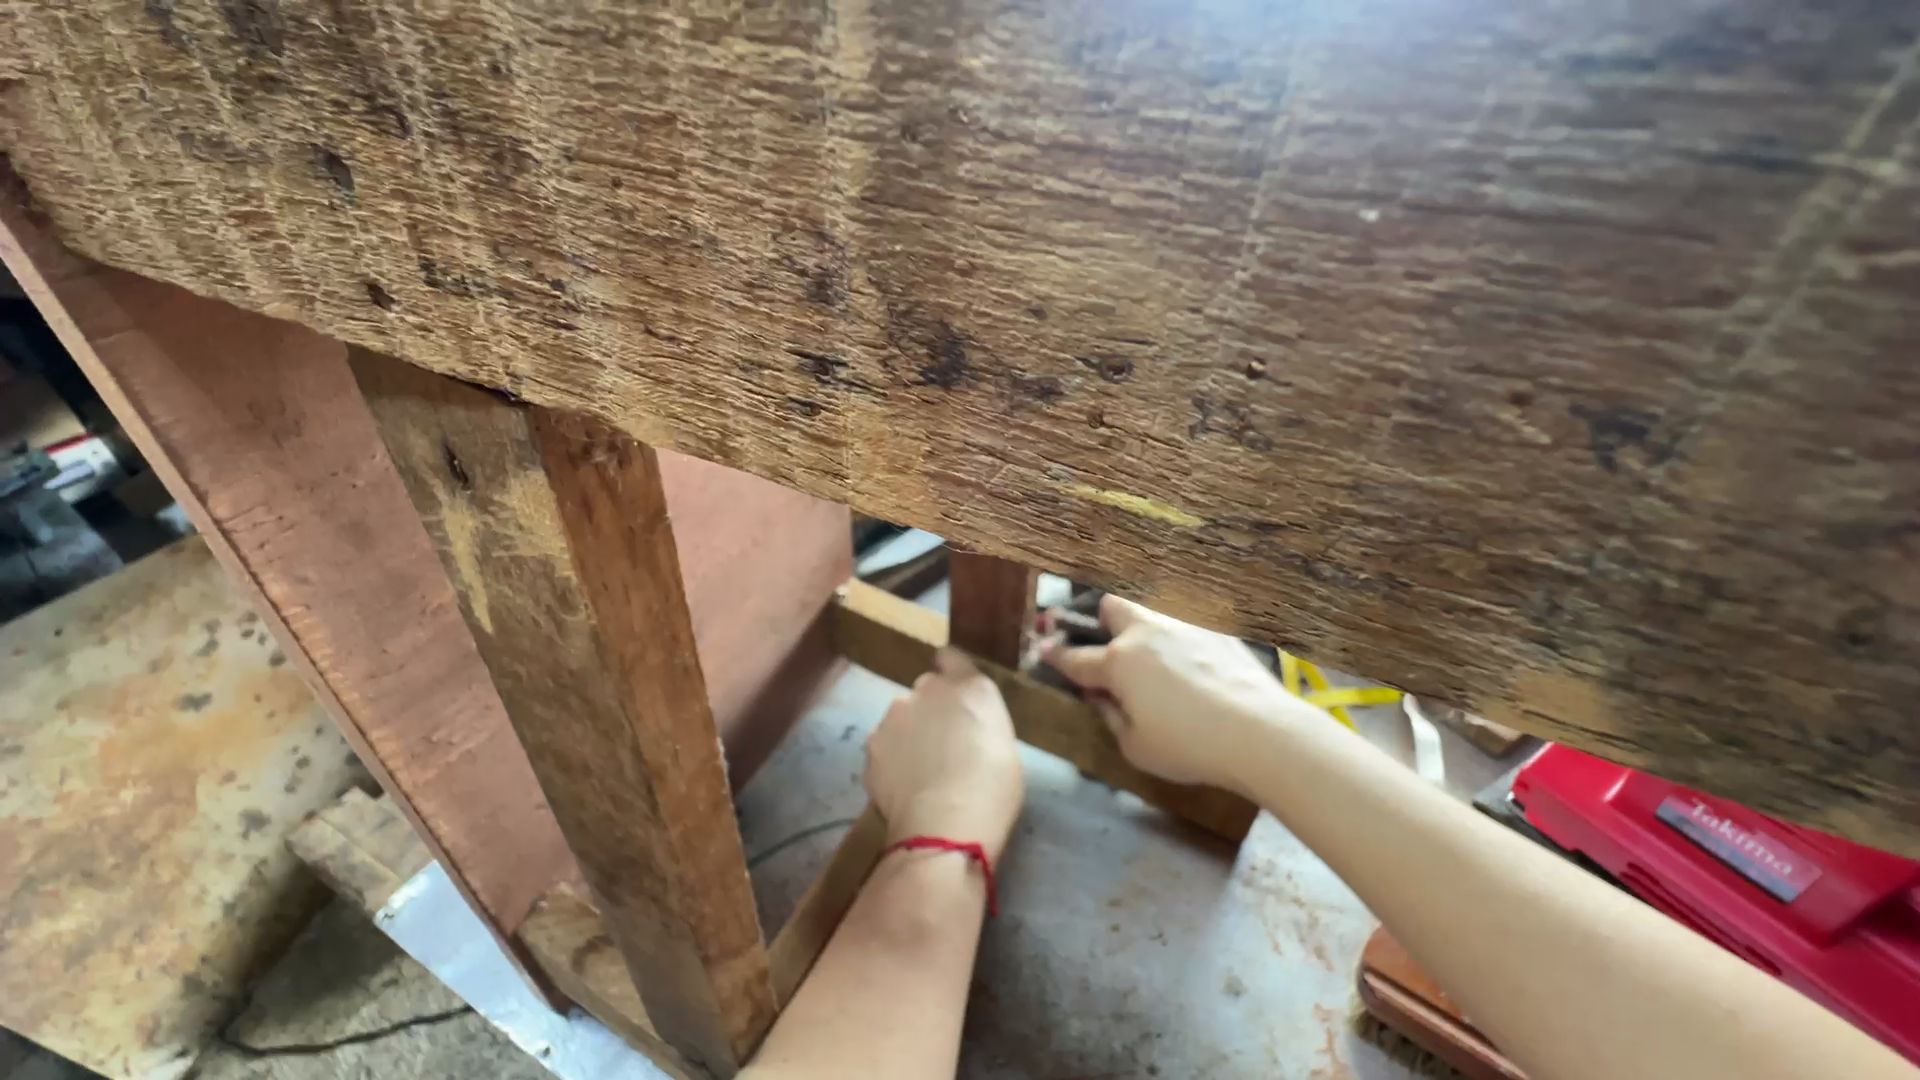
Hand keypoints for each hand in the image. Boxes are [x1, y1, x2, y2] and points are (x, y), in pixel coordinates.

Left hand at [864, 648, 1024, 858]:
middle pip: (926, 690)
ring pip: (901, 718)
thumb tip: (968, 727)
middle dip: (932, 709)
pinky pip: (884, 746)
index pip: (952, 657)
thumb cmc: (992, 791)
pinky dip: (891, 760)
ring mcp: (894, 716)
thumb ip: (981, 722)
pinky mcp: (871, 745)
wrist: (943, 829)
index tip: (955, 692)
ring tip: (920, 772)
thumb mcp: (1004, 747)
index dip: (951, 672)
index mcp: (969, 686)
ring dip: (909, 734)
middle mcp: (928, 690)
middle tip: (944, 745)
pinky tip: (904, 787)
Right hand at [1041, 595, 1292, 788]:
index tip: (1043, 649)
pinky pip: (1186, 629)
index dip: (1055, 655)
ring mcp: (1185, 626)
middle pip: (1110, 608)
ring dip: (1141, 632)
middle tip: (1102, 646)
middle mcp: (1146, 634)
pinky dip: (1178, 645)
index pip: (1075, 657)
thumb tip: (1102, 698)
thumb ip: (1111, 717)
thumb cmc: (1189, 746)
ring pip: (1151, 614)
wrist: (1262, 731)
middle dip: (1098, 622)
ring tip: (1154, 664)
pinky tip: (1194, 672)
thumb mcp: (1136, 747)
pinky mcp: (1218, 632)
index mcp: (1119, 662)